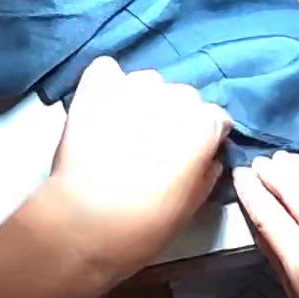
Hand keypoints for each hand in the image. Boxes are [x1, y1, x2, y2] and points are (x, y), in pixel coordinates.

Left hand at [36, 57, 232, 283]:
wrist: (81, 224)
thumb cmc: (142, 225)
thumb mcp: (190, 207)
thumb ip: (207, 173)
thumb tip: (209, 158)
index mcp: (202, 124)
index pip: (217, 119)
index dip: (207, 139)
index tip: (195, 156)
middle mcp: (173, 96)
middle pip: (185, 98)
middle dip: (178, 118)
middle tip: (159, 148)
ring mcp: (133, 87)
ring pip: (149, 84)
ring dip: (145, 102)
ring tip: (128, 131)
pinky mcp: (96, 86)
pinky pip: (108, 71)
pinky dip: (109, 86)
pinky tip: (104, 109)